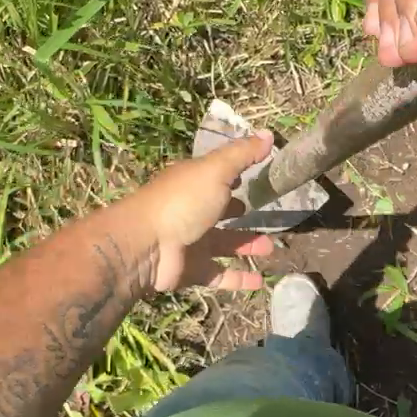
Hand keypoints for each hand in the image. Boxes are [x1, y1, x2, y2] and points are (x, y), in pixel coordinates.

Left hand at [121, 132, 276, 291]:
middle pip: (221, 212)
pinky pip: (221, 275)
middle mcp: (192, 211)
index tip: (258, 176)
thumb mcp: (215, 171)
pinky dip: (239, 279)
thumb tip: (268, 134)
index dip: (236, 175)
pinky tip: (260, 282)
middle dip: (242, 212)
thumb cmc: (182, 201)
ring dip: (247, 245)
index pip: (218, 177)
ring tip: (271, 249)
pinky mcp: (193, 270)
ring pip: (225, 244)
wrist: (146, 246)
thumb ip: (242, 155)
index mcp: (194, 184)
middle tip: (268, 216)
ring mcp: (192, 243)